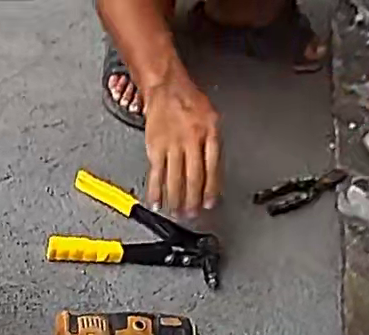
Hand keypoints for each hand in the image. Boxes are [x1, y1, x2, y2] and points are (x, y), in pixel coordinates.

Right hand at [143, 75, 220, 217]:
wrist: (167, 87)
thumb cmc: (189, 102)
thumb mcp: (210, 119)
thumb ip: (211, 146)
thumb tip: (212, 175)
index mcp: (210, 131)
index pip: (212, 167)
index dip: (211, 189)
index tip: (209, 203)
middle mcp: (192, 138)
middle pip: (194, 177)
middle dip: (193, 200)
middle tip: (192, 213)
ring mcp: (173, 144)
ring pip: (175, 179)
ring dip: (176, 200)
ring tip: (176, 212)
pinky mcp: (156, 148)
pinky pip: (156, 175)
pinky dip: (156, 191)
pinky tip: (157, 202)